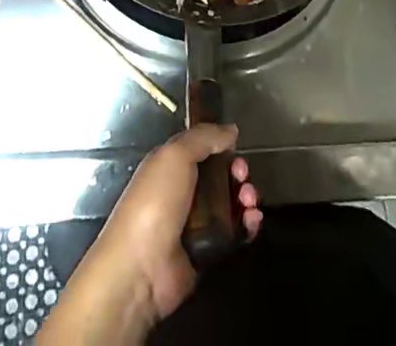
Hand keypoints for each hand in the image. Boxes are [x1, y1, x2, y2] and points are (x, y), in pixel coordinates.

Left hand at [36, 124, 261, 345]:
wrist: (141, 266)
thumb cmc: (155, 202)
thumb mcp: (174, 156)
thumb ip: (203, 138)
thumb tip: (231, 129)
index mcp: (170, 167)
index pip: (201, 151)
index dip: (221, 148)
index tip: (235, 150)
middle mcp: (182, 192)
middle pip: (219, 177)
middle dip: (237, 174)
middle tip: (244, 178)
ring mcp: (196, 224)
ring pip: (230, 205)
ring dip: (245, 199)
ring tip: (250, 202)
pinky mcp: (208, 252)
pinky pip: (234, 234)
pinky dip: (248, 226)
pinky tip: (253, 221)